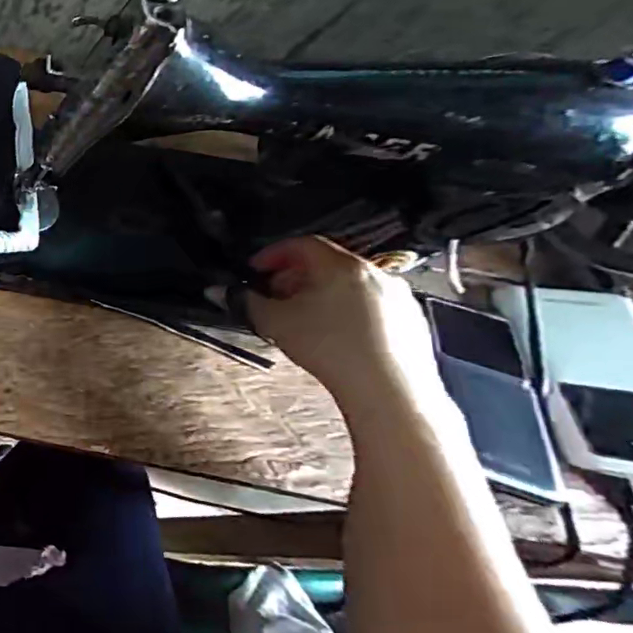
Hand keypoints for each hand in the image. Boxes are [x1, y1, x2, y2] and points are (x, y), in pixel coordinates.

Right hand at [244, 236, 442, 404]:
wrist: (388, 388)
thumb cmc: (330, 348)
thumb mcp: (273, 321)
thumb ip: (244, 300)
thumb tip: (221, 291)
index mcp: (341, 266)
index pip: (301, 243)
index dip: (271, 254)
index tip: (255, 270)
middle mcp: (375, 274)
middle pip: (325, 262)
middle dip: (293, 276)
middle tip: (273, 296)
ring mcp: (398, 296)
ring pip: (348, 283)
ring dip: (319, 292)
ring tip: (300, 318)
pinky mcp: (410, 318)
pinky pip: (369, 302)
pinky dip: (345, 308)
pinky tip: (331, 334)